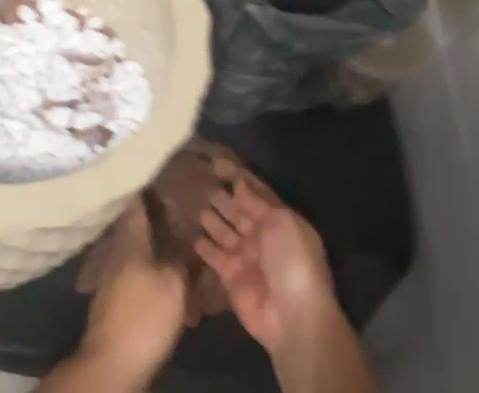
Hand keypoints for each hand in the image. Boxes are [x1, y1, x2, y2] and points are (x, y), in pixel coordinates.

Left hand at [78, 197, 186, 383]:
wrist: (114, 360)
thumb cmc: (145, 315)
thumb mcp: (173, 285)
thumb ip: (179, 259)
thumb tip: (182, 238)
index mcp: (130, 242)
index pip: (135, 205)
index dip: (146, 188)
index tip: (158, 174)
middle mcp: (115, 252)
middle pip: (132, 225)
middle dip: (150, 215)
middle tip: (172, 204)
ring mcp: (110, 275)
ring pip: (132, 248)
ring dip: (149, 242)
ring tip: (171, 238)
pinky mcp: (112, 297)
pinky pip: (131, 270)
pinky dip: (145, 264)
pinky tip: (159, 271)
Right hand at [195, 179, 336, 353]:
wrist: (292, 315)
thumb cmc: (291, 261)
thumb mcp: (281, 221)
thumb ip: (258, 200)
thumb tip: (239, 181)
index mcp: (279, 220)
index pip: (256, 194)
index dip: (238, 179)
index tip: (216, 163)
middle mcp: (261, 235)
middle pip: (237, 211)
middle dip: (221, 196)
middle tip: (197, 179)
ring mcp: (245, 256)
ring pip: (223, 230)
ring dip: (210, 216)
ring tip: (189, 199)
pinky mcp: (229, 275)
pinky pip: (212, 254)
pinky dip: (201, 243)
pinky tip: (187, 230)